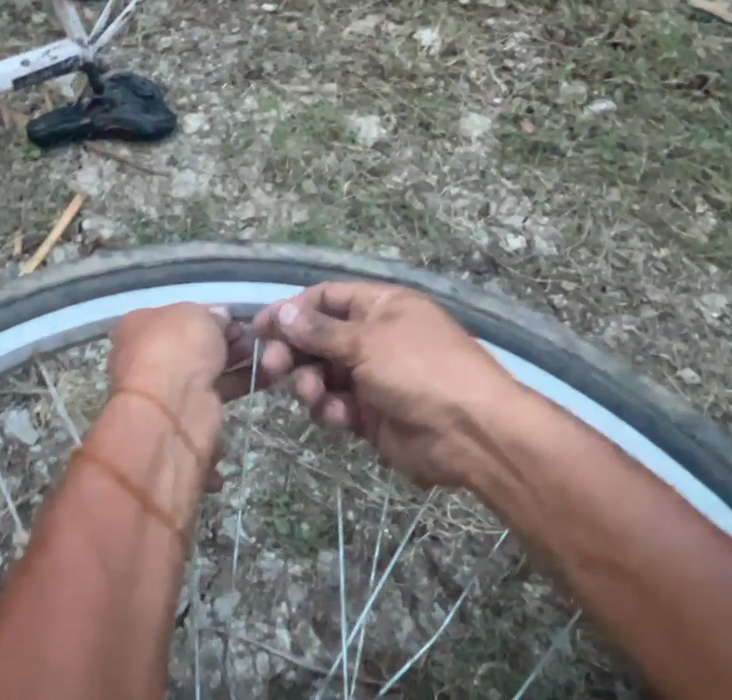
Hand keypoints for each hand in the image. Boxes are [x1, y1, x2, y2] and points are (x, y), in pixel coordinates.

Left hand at [107, 303, 294, 401]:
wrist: (174, 405)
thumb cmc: (176, 346)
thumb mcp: (196, 314)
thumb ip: (211, 314)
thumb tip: (220, 317)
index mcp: (140, 325)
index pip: (175, 314)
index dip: (205, 314)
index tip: (231, 316)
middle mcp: (150, 353)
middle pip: (194, 341)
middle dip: (225, 337)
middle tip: (249, 336)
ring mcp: (170, 382)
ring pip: (209, 364)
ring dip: (236, 358)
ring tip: (264, 353)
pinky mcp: (191, 407)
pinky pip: (219, 387)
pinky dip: (241, 380)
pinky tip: (266, 373)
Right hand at [251, 283, 519, 488]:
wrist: (472, 433)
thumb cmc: (420, 370)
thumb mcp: (367, 341)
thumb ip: (319, 330)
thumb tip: (282, 312)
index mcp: (380, 306)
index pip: (325, 298)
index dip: (291, 311)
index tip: (259, 329)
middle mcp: (374, 337)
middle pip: (318, 338)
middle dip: (294, 352)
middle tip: (273, 368)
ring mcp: (373, 376)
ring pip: (322, 374)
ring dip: (310, 384)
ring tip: (312, 395)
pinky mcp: (372, 414)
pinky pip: (337, 405)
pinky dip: (331, 410)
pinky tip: (338, 417)